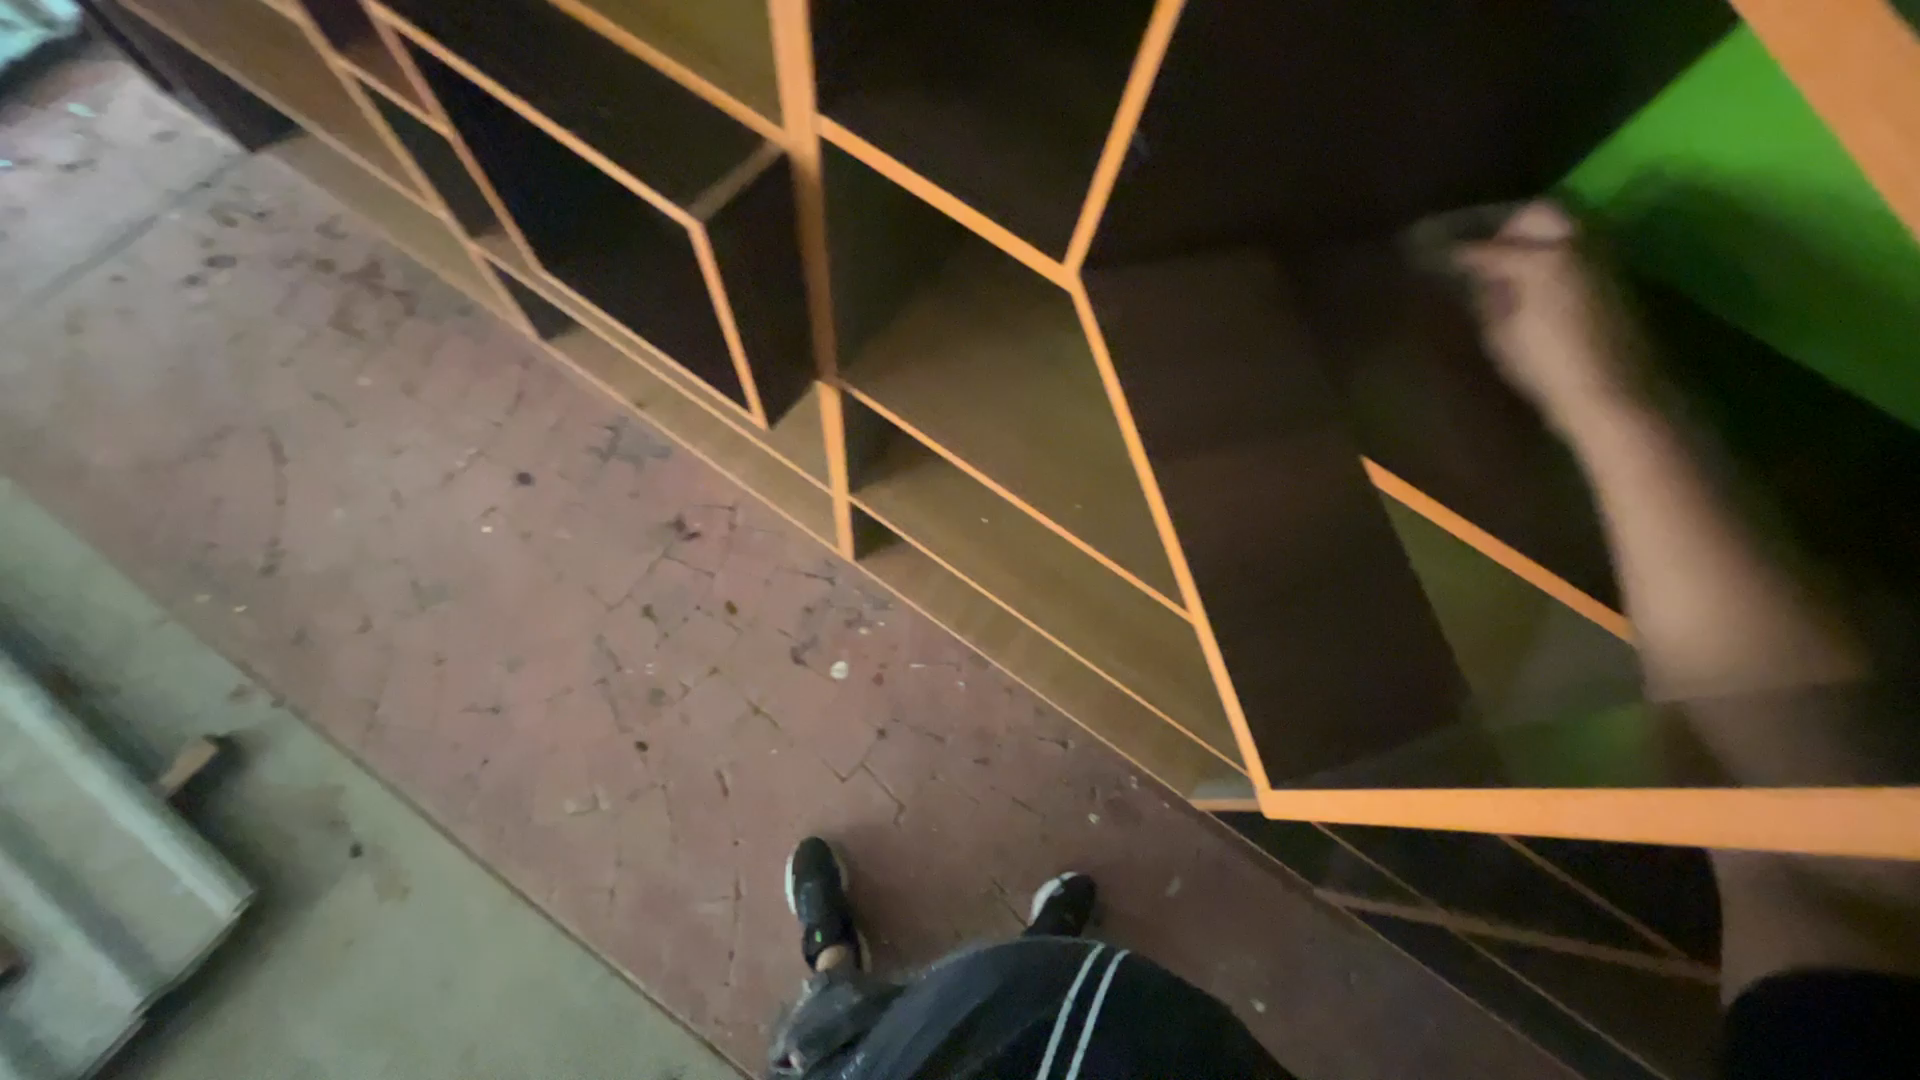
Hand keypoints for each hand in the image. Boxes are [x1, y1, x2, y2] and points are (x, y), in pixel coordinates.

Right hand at [1453, 200, 1652, 434]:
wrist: (1610, 389)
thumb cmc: (1544, 365)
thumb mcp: (1499, 333)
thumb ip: (1483, 295)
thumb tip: (1469, 276)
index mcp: (1541, 259)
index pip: (1484, 249)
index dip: (1454, 252)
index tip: (1428, 253)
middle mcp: (1574, 244)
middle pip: (1535, 214)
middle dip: (1501, 226)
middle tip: (1474, 249)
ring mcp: (1598, 256)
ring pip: (1560, 225)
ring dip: (1528, 236)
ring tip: (1500, 261)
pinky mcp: (1610, 274)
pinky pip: (1574, 245)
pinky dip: (1548, 250)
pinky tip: (1528, 276)